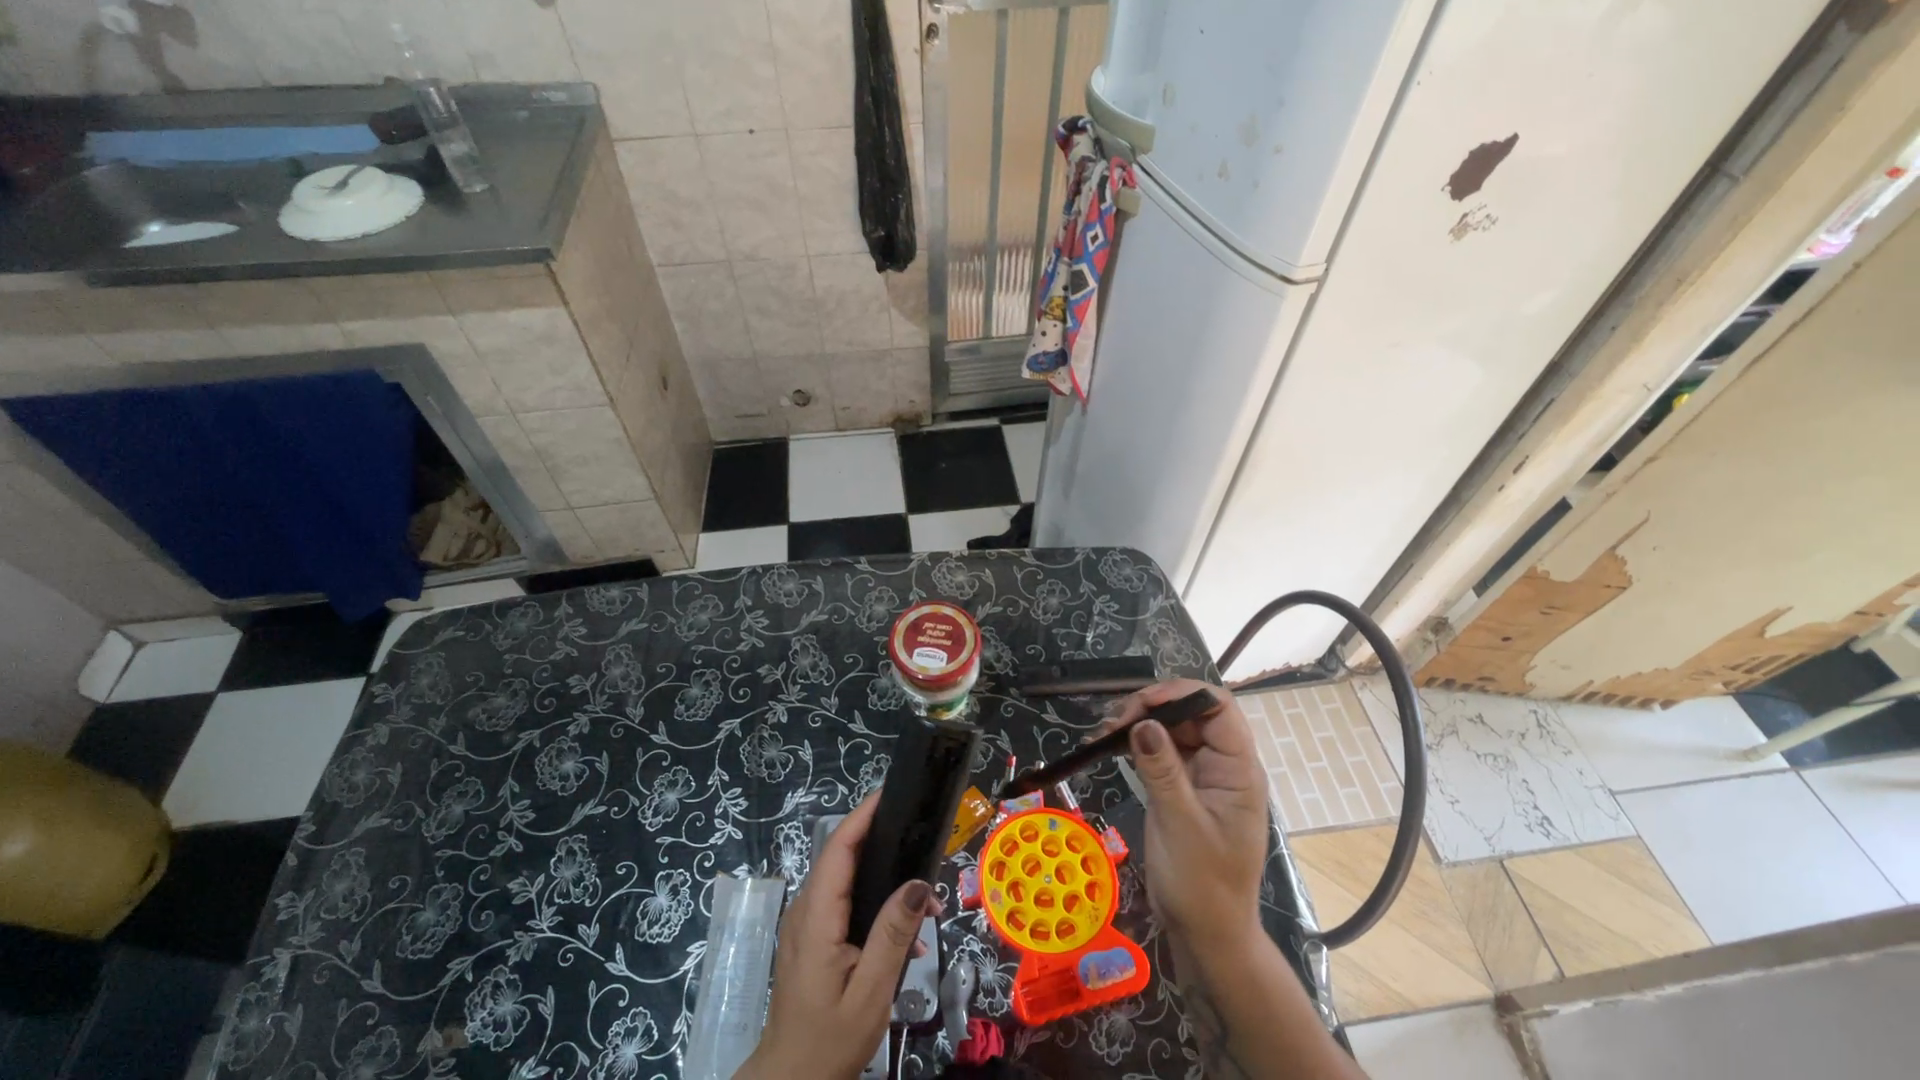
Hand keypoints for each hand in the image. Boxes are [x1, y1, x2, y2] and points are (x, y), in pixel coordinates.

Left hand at [737, 793, 943, 1079]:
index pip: (838, 849)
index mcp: (816, 917)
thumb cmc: (830, 1039)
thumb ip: (893, 935)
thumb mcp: (871, 992)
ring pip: (847, 882)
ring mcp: (806, 925)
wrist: (790, 1079)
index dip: (863, 816)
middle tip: (928, 848)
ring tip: (929, 902)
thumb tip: (919, 883)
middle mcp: (806, 911)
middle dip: (885, 847)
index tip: (894, 794)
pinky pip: (845, 904)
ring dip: (885, 881)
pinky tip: (906, 934)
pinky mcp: (813, 940)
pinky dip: (876, 905)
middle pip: (843, 858)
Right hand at [1101, 680, 1269, 947]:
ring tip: (1102, 734)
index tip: (1139, 703)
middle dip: (1151, 708)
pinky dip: (1135, 745)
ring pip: (1172, 730)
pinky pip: (1160, 753)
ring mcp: (1201, 776)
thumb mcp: (1180, 824)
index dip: (1181, 694)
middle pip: (1190, 714)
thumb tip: (1142, 723)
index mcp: (1238, 769)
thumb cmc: (1203, 883)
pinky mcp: (1181, 789)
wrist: (1206, 932)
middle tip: (1111, 724)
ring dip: (1139, 724)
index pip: (1217, 708)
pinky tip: (1109, 747)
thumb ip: (1162, 770)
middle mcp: (1223, 765)